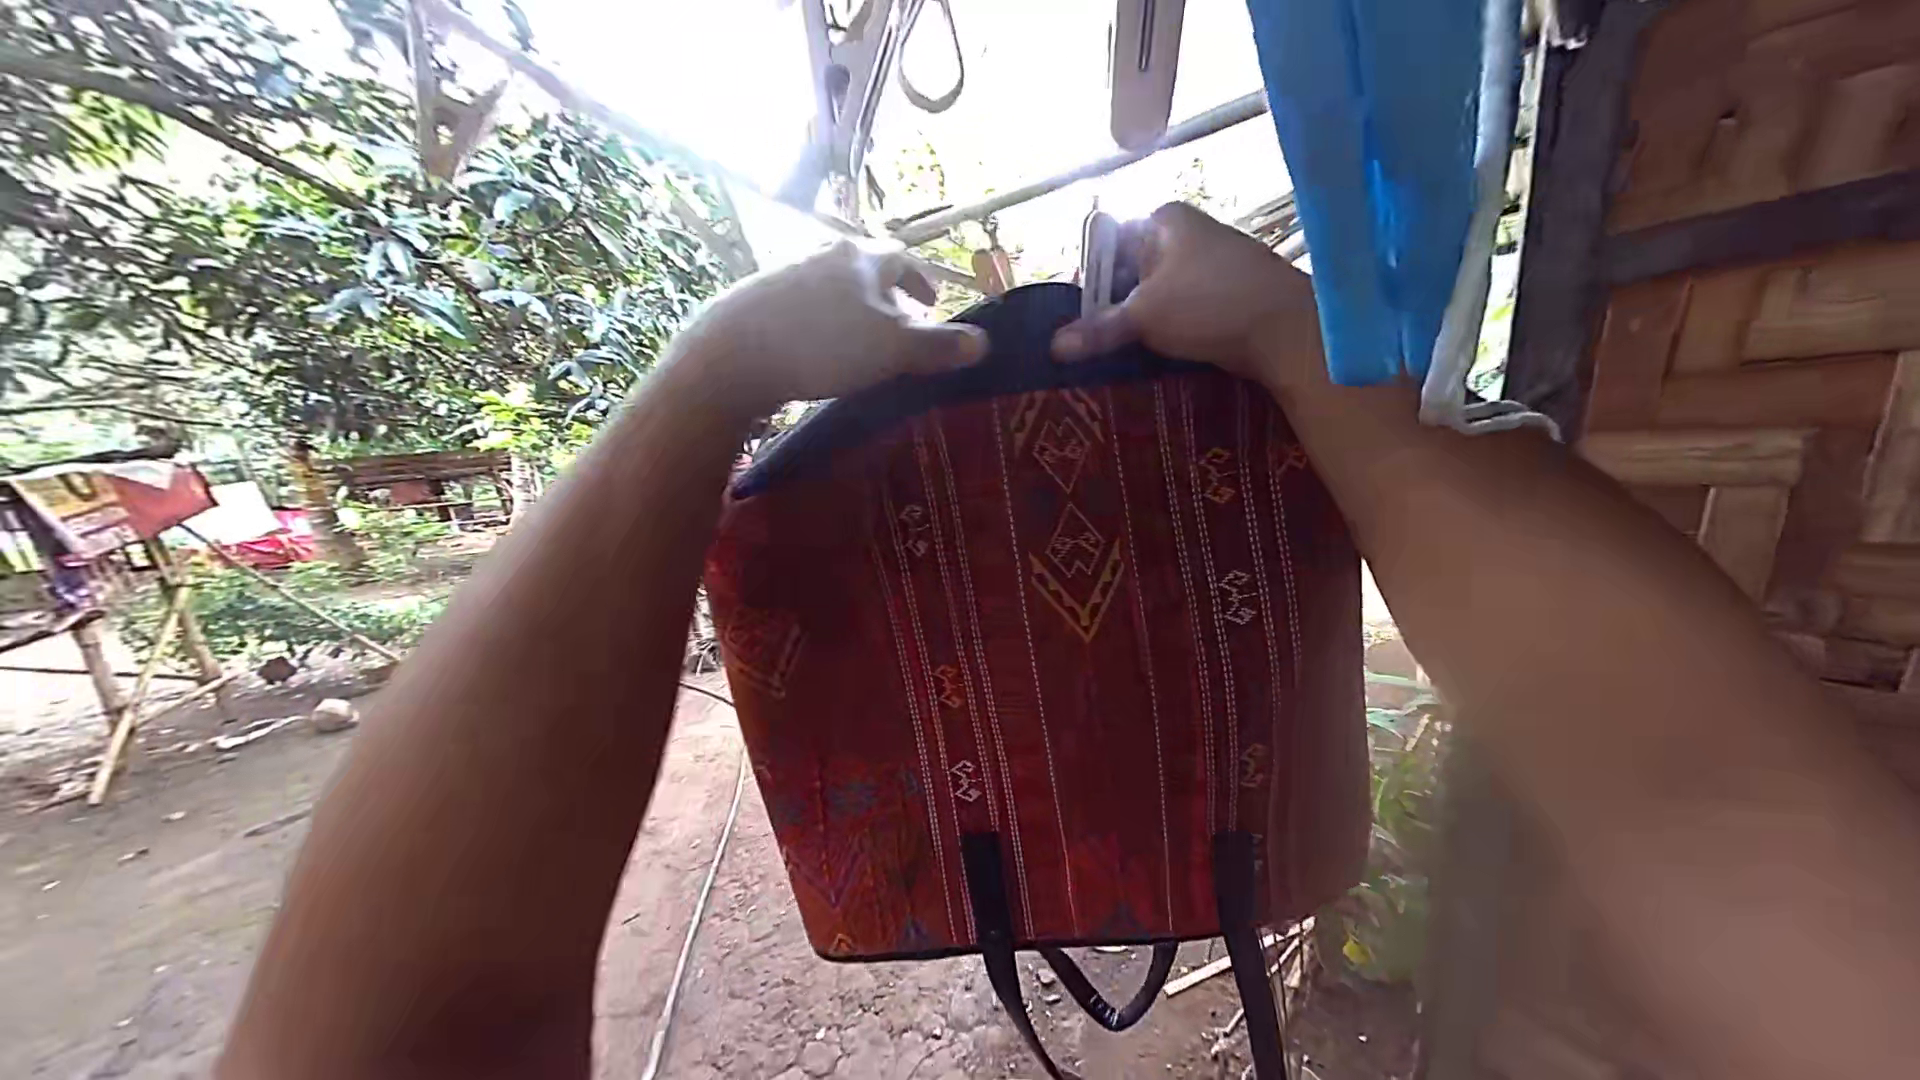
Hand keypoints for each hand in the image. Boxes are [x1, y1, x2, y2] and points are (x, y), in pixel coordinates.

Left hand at [672, 239, 987, 414]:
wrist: (735, 353)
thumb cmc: (826, 345)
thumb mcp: (894, 349)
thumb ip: (939, 345)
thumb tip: (984, 342)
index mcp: (861, 258)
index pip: (902, 257)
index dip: (921, 279)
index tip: (932, 302)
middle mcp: (824, 255)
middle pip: (866, 269)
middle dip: (888, 295)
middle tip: (900, 323)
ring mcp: (787, 274)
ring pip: (834, 287)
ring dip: (855, 309)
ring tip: (862, 340)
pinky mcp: (758, 299)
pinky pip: (805, 306)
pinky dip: (824, 322)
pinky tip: (819, 350)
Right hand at [1051, 203, 1321, 388]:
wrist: (1285, 330)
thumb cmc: (1209, 304)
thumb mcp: (1144, 316)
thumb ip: (1097, 330)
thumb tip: (1054, 348)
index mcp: (1163, 220)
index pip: (1107, 243)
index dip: (1088, 279)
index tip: (1074, 315)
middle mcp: (1183, 235)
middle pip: (1128, 271)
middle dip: (1109, 304)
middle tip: (1087, 339)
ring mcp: (1204, 265)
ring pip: (1152, 294)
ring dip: (1133, 321)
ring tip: (1113, 350)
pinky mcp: (1218, 294)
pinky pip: (1175, 309)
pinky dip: (1159, 328)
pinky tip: (1147, 351)